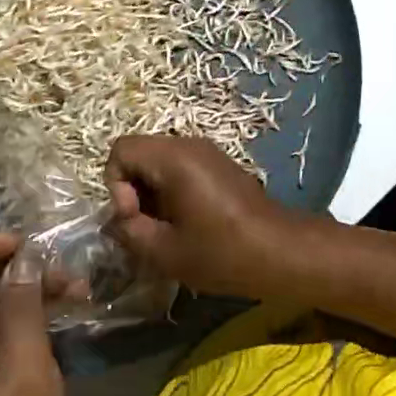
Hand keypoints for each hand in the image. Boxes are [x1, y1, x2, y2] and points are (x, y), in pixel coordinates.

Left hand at [0, 233, 63, 395]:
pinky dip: (32, 313)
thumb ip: (22, 306)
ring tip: (75, 286)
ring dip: (31, 289)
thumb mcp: (23, 366)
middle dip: (15, 267)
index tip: (19, 246)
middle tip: (59, 265)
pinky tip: (66, 307)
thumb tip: (26, 254)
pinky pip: (3, 326)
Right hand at [105, 135, 302, 297]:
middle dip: (133, 191)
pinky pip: (179, 167)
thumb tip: (117, 219)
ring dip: (151, 193)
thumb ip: (129, 230)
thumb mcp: (164, 251)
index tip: (135, 218)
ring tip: (166, 229)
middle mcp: (188, 144)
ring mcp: (206, 151)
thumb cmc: (221, 252)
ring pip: (158, 162)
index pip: (121, 150)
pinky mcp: (218, 164)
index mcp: (174, 157)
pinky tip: (186, 223)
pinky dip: (171, 191)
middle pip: (139, 153)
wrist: (279, 250)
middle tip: (148, 228)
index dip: (116, 185)